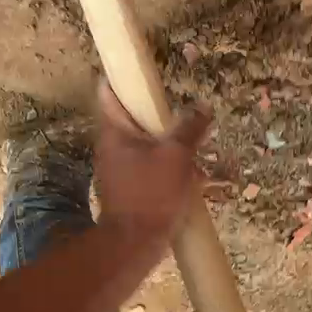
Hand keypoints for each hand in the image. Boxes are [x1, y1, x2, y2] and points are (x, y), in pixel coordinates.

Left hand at [93, 81, 208, 241]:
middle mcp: (112, 148)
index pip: (109, 92)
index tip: (141, 67)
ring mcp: (121, 171)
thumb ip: (189, 127)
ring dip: (174, 146)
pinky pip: (155, 172)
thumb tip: (202, 107)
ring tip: (203, 145)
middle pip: (135, 120)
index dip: (122, 75)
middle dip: (162, 116)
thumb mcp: (176, 155)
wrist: (134, 244)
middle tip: (186, 110)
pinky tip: (201, 176)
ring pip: (149, 148)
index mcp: (114, 132)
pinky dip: (175, 170)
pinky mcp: (133, 191)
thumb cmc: (151, 194)